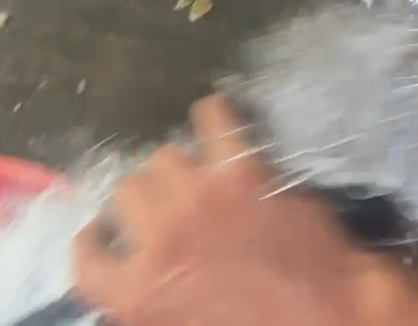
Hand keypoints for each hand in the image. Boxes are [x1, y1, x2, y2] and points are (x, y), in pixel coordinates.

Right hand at [73, 95, 398, 325]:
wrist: (331, 319)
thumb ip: (152, 304)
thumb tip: (137, 289)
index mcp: (141, 293)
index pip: (87, 260)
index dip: (92, 245)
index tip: (101, 236)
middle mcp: (162, 236)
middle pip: (128, 191)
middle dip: (143, 201)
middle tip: (165, 210)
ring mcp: (204, 196)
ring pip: (165, 156)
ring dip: (175, 168)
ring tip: (192, 176)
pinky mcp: (246, 169)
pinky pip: (218, 120)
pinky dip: (214, 112)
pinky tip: (215, 113)